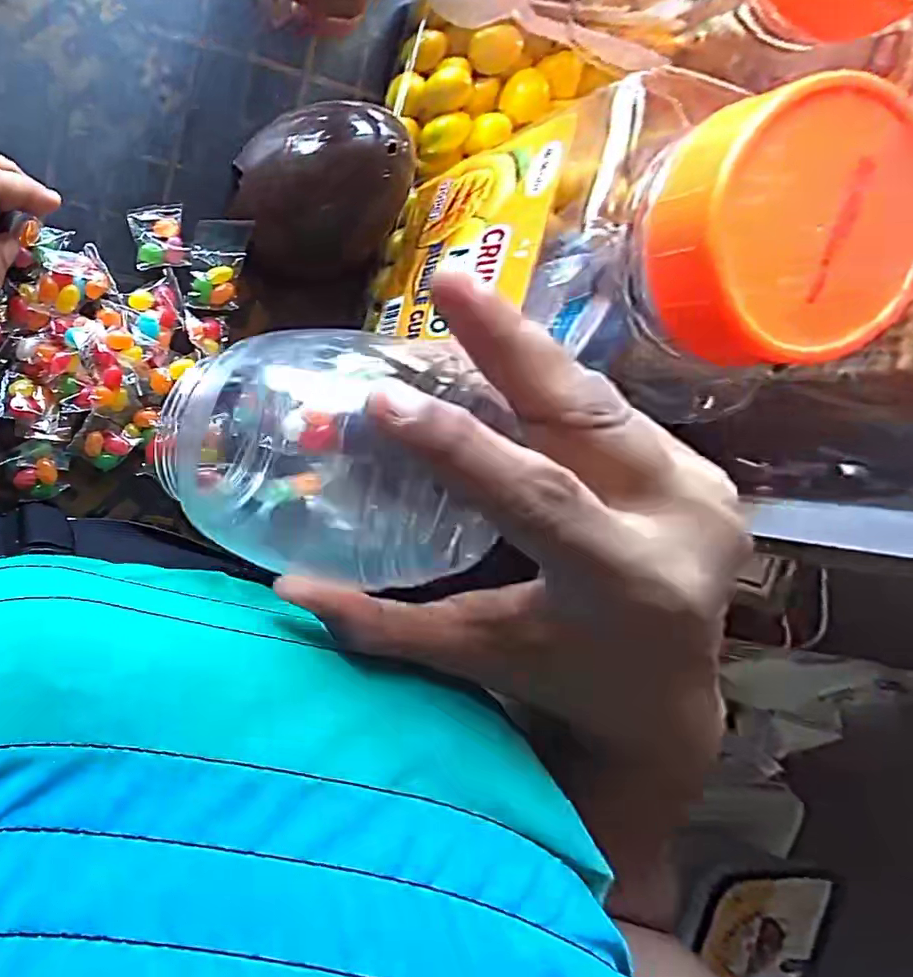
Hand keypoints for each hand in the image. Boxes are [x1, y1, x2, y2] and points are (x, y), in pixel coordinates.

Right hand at [275, 271, 749, 779]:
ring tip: (456, 295)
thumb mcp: (465, 654)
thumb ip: (377, 625)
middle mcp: (677, 517)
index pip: (532, 494)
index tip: (382, 400)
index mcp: (622, 576)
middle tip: (449, 280)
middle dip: (509, 340)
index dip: (454, 445)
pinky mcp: (682, 466)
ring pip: (592, 395)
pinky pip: (595, 406)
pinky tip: (484, 349)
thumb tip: (284, 588)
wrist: (664, 696)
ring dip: (517, 344)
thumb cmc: (554, 676)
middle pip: (584, 411)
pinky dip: (532, 373)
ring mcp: (692, 482)